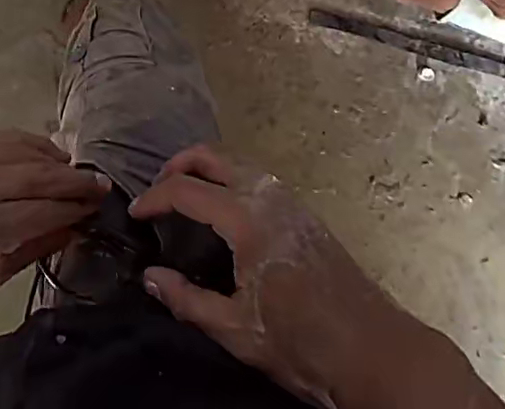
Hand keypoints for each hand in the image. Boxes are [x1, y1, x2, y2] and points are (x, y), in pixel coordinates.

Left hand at [0, 130, 108, 331]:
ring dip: (58, 161)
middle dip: (77, 181)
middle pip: (44, 175)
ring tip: (76, 172)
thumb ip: (37, 245)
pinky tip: (46, 154)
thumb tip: (76, 225)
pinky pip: (7, 138)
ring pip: (29, 151)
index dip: (79, 207)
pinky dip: (33, 144)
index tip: (100, 206)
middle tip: (101, 185)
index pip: (48, 208)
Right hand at [129, 147, 437, 407]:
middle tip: (156, 191)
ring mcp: (287, 198)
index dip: (154, 198)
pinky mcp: (301, 209)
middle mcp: (266, 195)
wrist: (371, 347)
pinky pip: (255, 177)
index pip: (186, 190)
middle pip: (212, 156)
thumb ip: (187, 300)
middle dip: (178, 165)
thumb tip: (149, 277)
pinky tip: (223, 209)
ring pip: (236, 162)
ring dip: (205, 168)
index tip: (134, 213)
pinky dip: (228, 178)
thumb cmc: (301, 341)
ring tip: (184, 196)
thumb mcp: (236, 329)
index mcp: (246, 218)